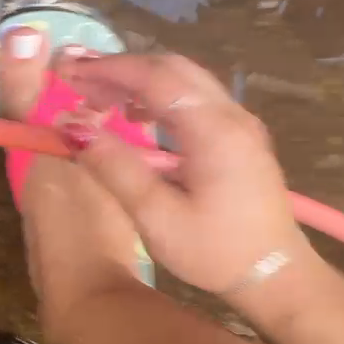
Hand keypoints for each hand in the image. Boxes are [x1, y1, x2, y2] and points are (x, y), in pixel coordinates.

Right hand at [55, 52, 310, 294]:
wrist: (276, 275)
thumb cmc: (214, 251)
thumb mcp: (155, 215)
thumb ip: (113, 167)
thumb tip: (70, 127)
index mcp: (214, 131)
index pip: (156, 77)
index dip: (108, 68)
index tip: (66, 71)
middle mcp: (231, 116)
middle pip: (171, 68)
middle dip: (119, 67)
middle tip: (73, 78)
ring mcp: (239, 124)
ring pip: (183, 79)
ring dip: (136, 79)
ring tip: (93, 95)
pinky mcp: (237, 136)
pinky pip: (192, 97)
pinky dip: (155, 94)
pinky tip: (131, 115)